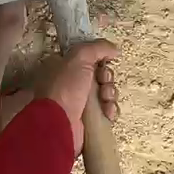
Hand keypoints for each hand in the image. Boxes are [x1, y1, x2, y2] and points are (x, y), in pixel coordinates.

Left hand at [34, 40, 119, 154]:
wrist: (58, 125)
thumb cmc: (65, 87)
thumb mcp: (79, 57)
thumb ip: (98, 47)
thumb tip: (115, 50)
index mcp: (63, 67)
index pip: (88, 58)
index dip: (99, 59)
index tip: (103, 62)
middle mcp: (70, 84)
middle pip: (99, 75)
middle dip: (106, 78)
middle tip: (103, 82)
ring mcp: (79, 103)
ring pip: (105, 93)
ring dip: (110, 94)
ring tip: (105, 100)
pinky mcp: (88, 120)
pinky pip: (106, 111)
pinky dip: (109, 110)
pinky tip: (107, 112)